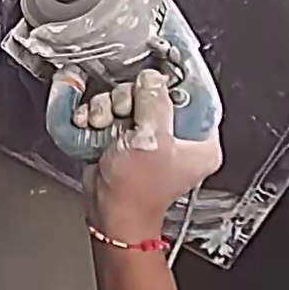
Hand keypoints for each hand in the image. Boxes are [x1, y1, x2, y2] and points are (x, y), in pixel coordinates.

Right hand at [68, 67, 221, 244]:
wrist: (109, 211)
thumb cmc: (136, 189)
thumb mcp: (152, 141)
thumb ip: (155, 104)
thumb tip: (153, 78)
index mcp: (198, 141)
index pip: (192, 97)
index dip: (171, 84)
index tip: (152, 78)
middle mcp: (175, 136)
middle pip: (152, 95)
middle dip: (129, 100)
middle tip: (122, 114)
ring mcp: (147, 136)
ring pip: (126, 102)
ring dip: (107, 107)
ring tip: (101, 124)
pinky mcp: (122, 138)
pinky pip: (109, 113)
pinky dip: (96, 115)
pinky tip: (90, 123)